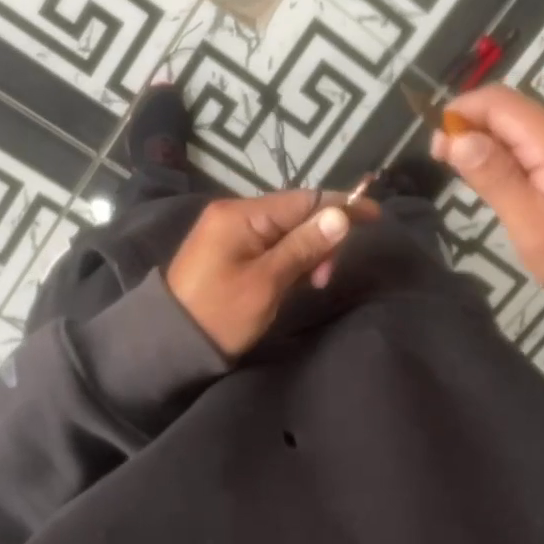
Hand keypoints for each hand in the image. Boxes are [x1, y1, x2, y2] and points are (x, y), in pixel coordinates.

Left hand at [166, 190, 371, 357]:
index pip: (303, 199)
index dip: (341, 207)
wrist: (168, 344)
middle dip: (320, 239)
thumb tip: (340, 215)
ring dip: (305, 252)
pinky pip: (267, 244)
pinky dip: (286, 259)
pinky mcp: (225, 251)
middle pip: (295, 213)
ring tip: (309, 285)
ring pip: (284, 231)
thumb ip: (303, 247)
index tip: (376, 218)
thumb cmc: (219, 314)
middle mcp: (233, 213)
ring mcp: (227, 231)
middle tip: (323, 279)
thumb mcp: (266, 283)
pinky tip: (292, 281)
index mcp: (241, 214)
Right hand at [431, 85, 543, 292]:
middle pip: (507, 108)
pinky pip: (533, 137)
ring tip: (468, 177)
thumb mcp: (530, 223)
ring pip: (518, 122)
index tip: (437, 147)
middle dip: (469, 127)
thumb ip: (494, 176)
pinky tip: (497, 178)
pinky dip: (507, 150)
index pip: (498, 102)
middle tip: (444, 164)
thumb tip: (458, 138)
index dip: (459, 113)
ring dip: (486, 140)